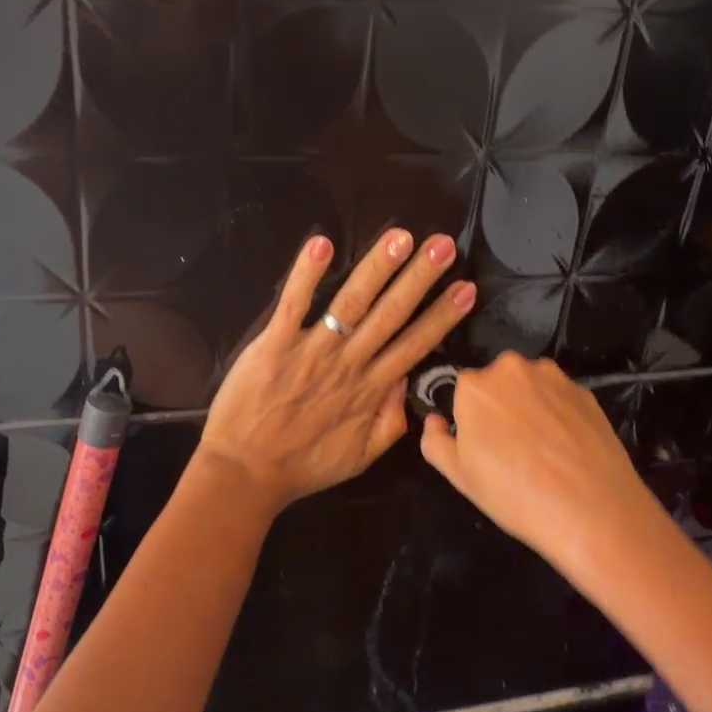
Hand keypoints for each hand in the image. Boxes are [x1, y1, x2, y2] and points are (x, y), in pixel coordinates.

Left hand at [197, 229, 476, 512]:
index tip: (466, 288)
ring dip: (377, 268)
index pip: (414, 343)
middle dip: (419, 278)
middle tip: (442, 245)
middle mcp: (348, 364)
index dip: (442, 315)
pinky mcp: (275, 344)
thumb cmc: (303, 464)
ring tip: (400, 237)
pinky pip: (294, 304)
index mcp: (370, 389)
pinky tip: (321, 244)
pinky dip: (306, 274)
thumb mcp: (361, 457)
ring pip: (351, 303)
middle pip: (390, 314)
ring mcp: (312, 352)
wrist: (245, 473)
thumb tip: (408, 379)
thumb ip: (392, 421)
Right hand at [420, 353, 658, 570]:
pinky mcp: (585, 391)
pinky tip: (568, 450)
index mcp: (474, 386)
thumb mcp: (459, 477)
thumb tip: (435, 421)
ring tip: (543, 452)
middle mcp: (511, 368)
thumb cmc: (514, 494)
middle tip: (511, 450)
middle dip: (500, 408)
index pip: (463, 393)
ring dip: (530, 408)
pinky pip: (560, 399)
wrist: (592, 510)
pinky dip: (560, 416)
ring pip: (530, 388)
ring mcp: (552, 377)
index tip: (483, 448)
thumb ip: (434, 442)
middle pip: (497, 384)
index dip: (471, 421)